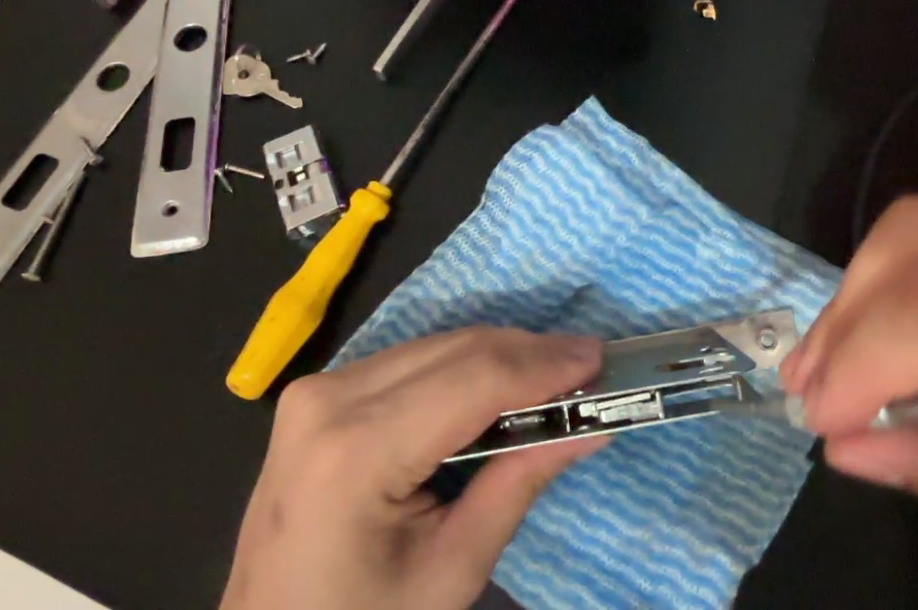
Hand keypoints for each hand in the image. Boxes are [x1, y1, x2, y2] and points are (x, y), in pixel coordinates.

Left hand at [219, 328, 605, 609]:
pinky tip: (498, 384)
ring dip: (499, 356)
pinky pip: (408, 360)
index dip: (542, 365)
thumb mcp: (451, 570)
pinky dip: (461, 366)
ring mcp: (317, 388)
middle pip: (454, 351)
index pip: (472, 381)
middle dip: (529, 354)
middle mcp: (330, 397)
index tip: (600, 360)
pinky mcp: (318, 392)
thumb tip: (589, 426)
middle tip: (588, 367)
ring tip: (553, 376)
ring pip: (434, 346)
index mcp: (356, 450)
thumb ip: (517, 484)